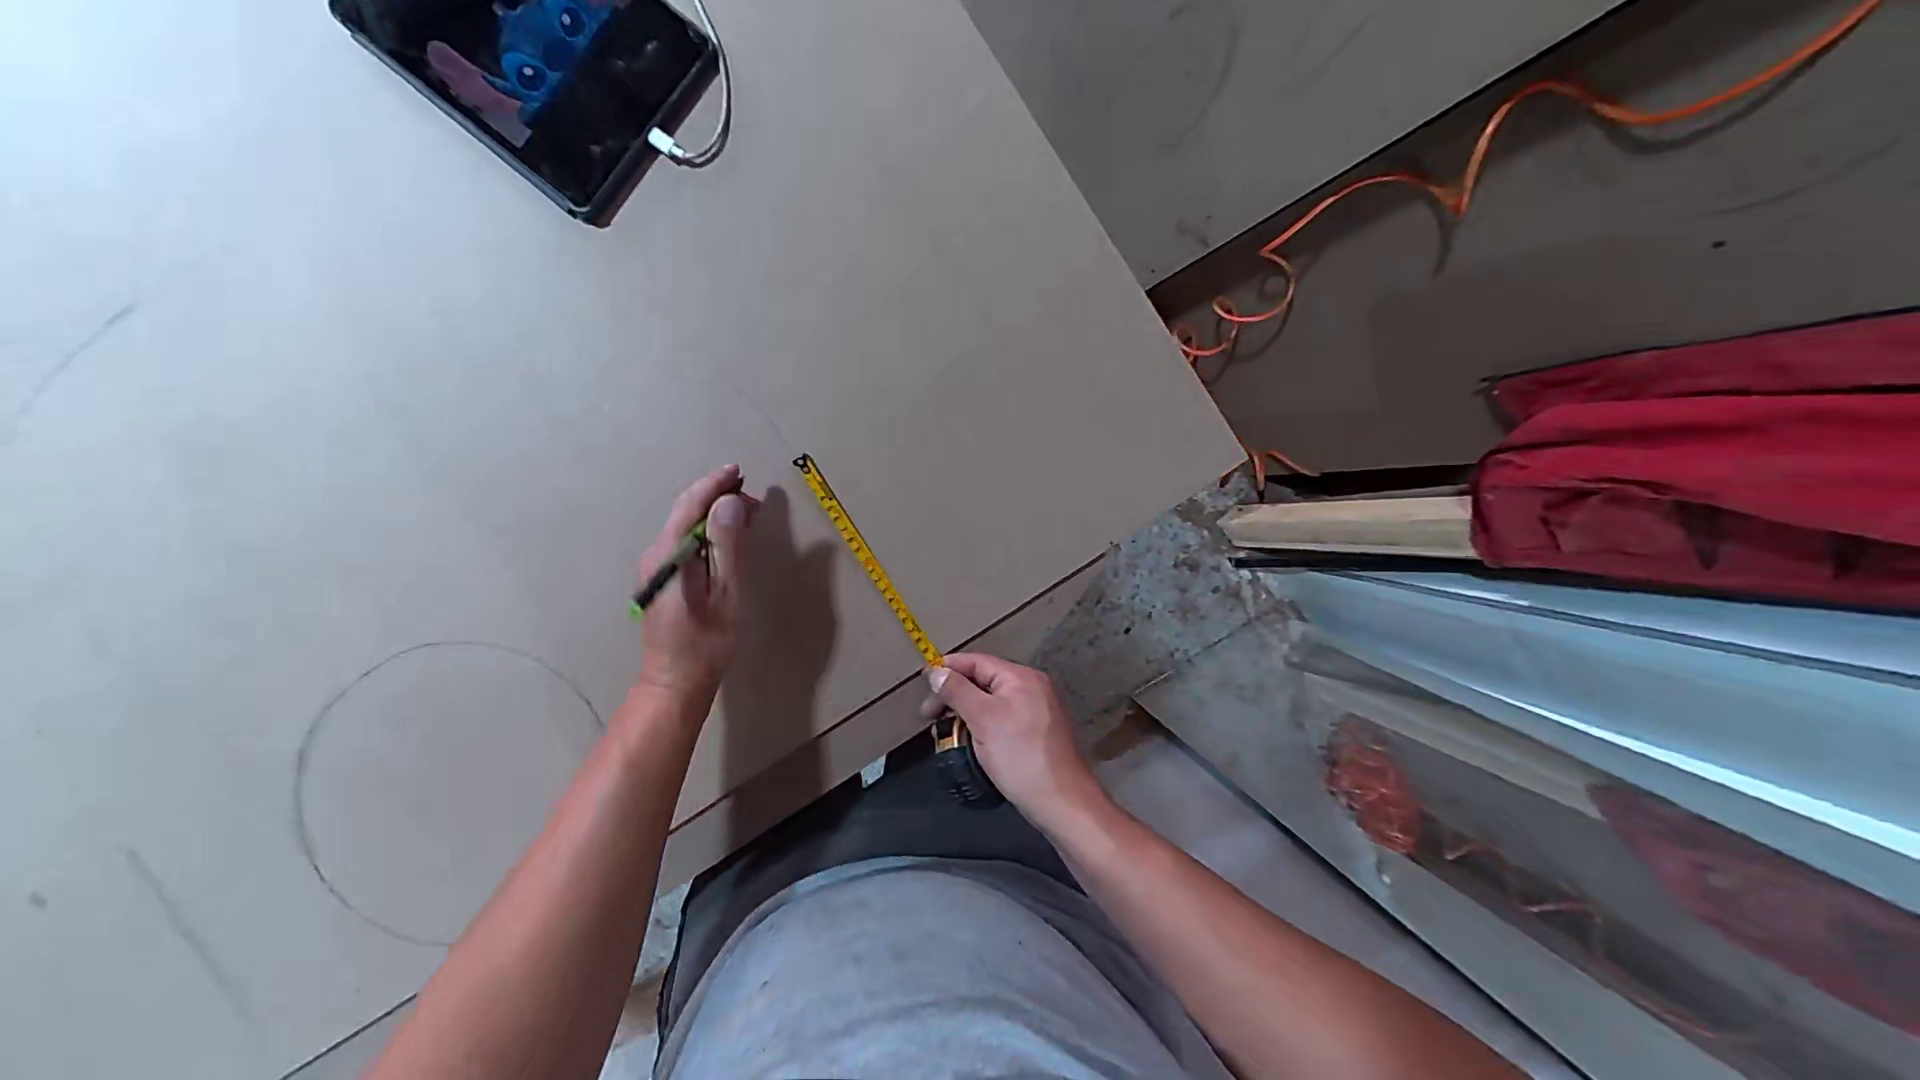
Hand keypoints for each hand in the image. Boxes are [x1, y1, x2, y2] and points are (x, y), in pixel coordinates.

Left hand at [636, 465, 754, 700]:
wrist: (675, 682)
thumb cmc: (707, 642)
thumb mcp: (726, 593)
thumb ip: (727, 546)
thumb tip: (730, 503)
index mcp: (669, 556)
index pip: (690, 506)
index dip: (714, 485)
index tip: (738, 471)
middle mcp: (656, 556)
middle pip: (685, 514)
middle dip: (717, 498)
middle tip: (753, 496)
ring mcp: (656, 570)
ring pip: (685, 528)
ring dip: (714, 516)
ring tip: (746, 513)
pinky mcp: (662, 581)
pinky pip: (685, 544)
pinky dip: (708, 533)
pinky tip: (727, 538)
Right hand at [926, 653, 1110, 833]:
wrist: (1060, 801)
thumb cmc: (1020, 756)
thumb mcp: (983, 719)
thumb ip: (957, 691)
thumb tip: (936, 671)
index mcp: (1021, 677)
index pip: (976, 661)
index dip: (947, 668)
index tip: (923, 684)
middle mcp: (1031, 687)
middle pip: (983, 679)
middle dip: (953, 694)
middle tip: (929, 716)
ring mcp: (1036, 710)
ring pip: (991, 701)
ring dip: (965, 711)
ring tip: (945, 729)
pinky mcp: (1036, 732)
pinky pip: (1002, 717)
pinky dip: (981, 724)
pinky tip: (969, 738)